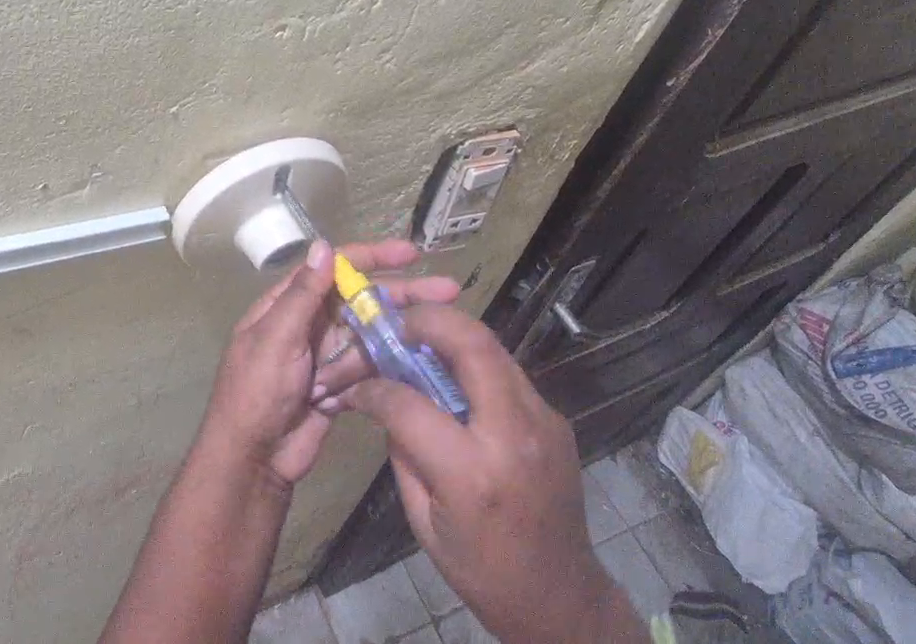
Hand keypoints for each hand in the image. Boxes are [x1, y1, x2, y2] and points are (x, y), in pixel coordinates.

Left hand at [197, 239, 458, 489]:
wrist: (253, 461)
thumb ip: (302, 295)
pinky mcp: (340, 386)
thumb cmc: (256, 392)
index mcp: (289, 305)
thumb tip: (324, 245)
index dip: (373, 257)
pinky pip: (371, 367)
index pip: (335, 268)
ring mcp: (326, 356)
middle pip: (361, 299)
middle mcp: (310, 325)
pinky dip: (393, 363)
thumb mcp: (276, 338)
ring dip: (402, 331)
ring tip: (444, 331)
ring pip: (371, 334)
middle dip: (402, 293)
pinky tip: (427, 360)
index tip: (412, 253)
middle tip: (448, 290)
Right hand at [333, 306, 646, 643]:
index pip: (409, 403)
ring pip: (493, 347)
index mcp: (472, 473)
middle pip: (471, 342)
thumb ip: (404, 450)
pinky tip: (454, 382)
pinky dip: (474, 365)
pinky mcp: (555, 418)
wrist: (560, 596)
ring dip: (452, 336)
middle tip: (396, 323)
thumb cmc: (480, 569)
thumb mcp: (423, 519)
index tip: (355, 382)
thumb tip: (386, 398)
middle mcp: (514, 434)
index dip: (373, 386)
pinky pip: (507, 373)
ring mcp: (543, 420)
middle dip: (427, 319)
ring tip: (419, 343)